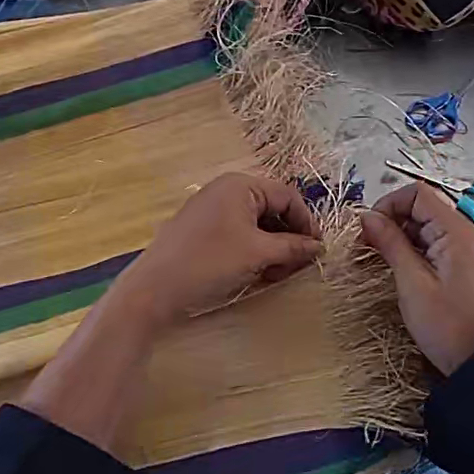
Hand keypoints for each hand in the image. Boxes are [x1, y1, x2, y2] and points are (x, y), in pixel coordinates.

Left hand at [107, 172, 322, 333]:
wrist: (155, 288)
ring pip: (256, 225)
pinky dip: (252, 252)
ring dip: (272, 249)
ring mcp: (211, 210)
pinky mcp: (202, 230)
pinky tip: (254, 275)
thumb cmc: (210, 262)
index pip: (288, 196)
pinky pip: (238, 234)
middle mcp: (225, 190)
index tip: (317, 252)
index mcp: (240, 185)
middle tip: (293, 270)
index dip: (307, 223)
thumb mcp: (258, 254)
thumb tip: (318, 247)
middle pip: (272, 210)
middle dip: (288, 240)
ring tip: (273, 276)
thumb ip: (293, 247)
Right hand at [359, 183, 473, 374]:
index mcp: (454, 231)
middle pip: (415, 205)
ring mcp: (455, 244)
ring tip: (373, 255)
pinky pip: (422, 238)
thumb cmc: (445, 324)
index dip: (388, 205)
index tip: (369, 229)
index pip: (416, 194)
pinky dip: (402, 245)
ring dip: (392, 233)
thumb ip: (390, 243)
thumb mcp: (411, 282)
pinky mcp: (450, 258)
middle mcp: (458, 231)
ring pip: (416, 221)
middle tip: (366, 244)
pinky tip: (389, 263)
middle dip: (387, 219)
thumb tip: (366, 216)